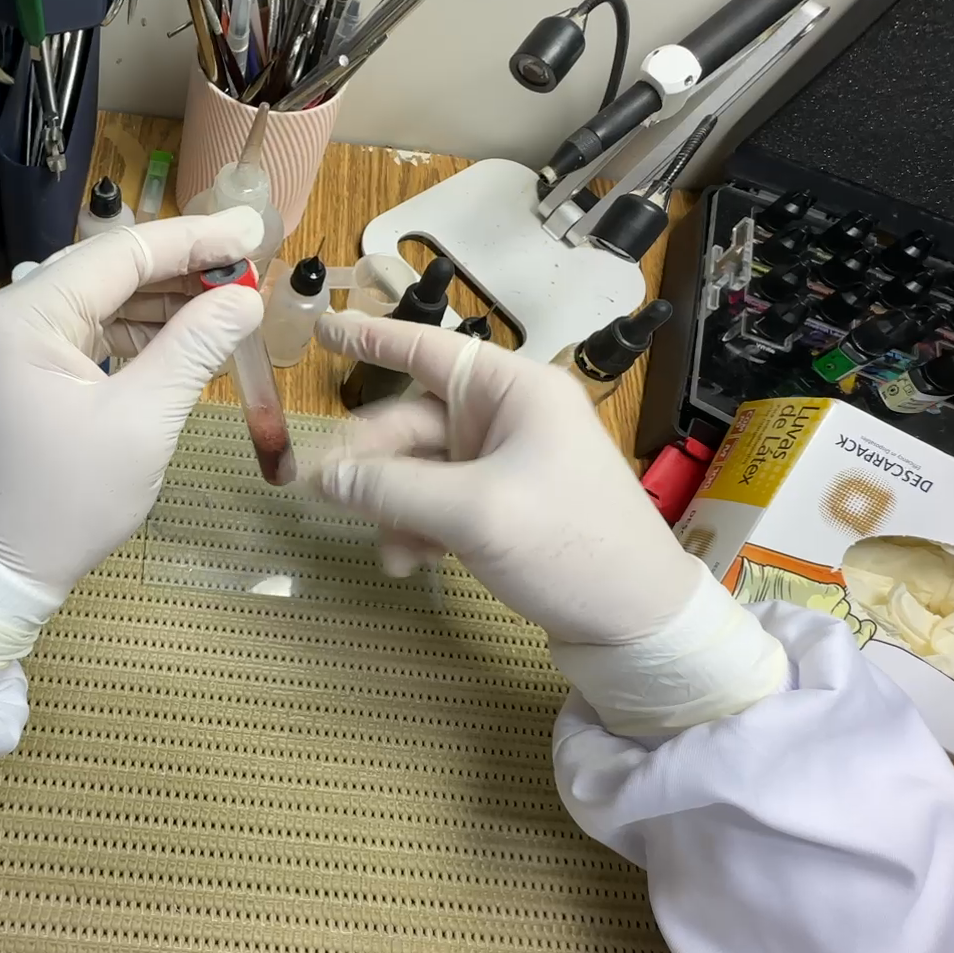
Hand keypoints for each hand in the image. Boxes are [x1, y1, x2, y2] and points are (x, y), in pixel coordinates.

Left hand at [0, 210, 265, 666]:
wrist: (2, 566)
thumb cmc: (68, 502)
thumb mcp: (142, 422)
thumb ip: (194, 348)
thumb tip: (244, 299)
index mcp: (24, 317)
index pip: (120, 254)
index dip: (192, 241)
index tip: (251, 231)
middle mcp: (9, 313)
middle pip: (108, 269)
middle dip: (180, 268)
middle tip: (246, 266)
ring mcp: (13, 340)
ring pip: (101, 297)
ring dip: (162, 299)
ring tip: (225, 301)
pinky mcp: (24, 365)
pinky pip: (89, 329)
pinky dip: (136, 330)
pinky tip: (181, 332)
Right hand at [308, 311, 786, 733]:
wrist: (634, 624)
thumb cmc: (569, 545)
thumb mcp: (475, 513)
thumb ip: (391, 489)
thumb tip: (321, 478)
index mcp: (511, 392)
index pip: (426, 350)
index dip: (371, 339)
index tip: (324, 329)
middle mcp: (501, 417)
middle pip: (408, 424)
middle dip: (369, 463)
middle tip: (319, 492)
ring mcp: (496, 462)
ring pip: (413, 469)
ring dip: (391, 508)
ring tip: (386, 549)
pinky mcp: (492, 502)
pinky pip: (431, 501)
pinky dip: (413, 527)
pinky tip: (407, 561)